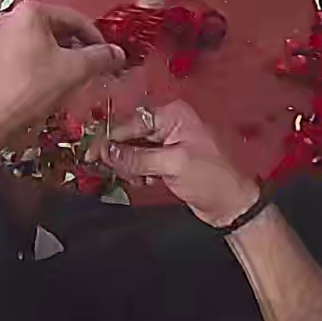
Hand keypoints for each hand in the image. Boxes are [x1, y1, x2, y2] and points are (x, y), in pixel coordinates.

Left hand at [0, 1, 124, 144]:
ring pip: (48, 44)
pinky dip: (49, 67)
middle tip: (97, 68)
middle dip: (82, 50)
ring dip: (67, 60)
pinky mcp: (0, 58)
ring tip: (78, 79)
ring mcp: (4, 38)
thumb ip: (100, 57)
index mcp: (31, 12)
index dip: (98, 39)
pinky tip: (56, 86)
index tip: (109, 55)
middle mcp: (15, 19)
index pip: (76, 19)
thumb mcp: (74, 71)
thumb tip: (117, 53)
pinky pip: (33, 56)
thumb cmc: (26, 90)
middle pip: (61, 30)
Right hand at [97, 101, 260, 226]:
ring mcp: (168, 141)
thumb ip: (137, 157)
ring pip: (134, 147)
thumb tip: (106, 152)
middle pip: (131, 132)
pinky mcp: (167, 159)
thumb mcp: (172, 164)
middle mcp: (168, 123)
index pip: (132, 121)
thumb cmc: (209, 178)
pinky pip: (142, 159)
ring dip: (128, 164)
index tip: (90, 151)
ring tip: (136, 178)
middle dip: (118, 151)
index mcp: (173, 115)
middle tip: (101, 166)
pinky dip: (137, 171)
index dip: (110, 136)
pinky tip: (144, 182)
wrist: (231, 205)